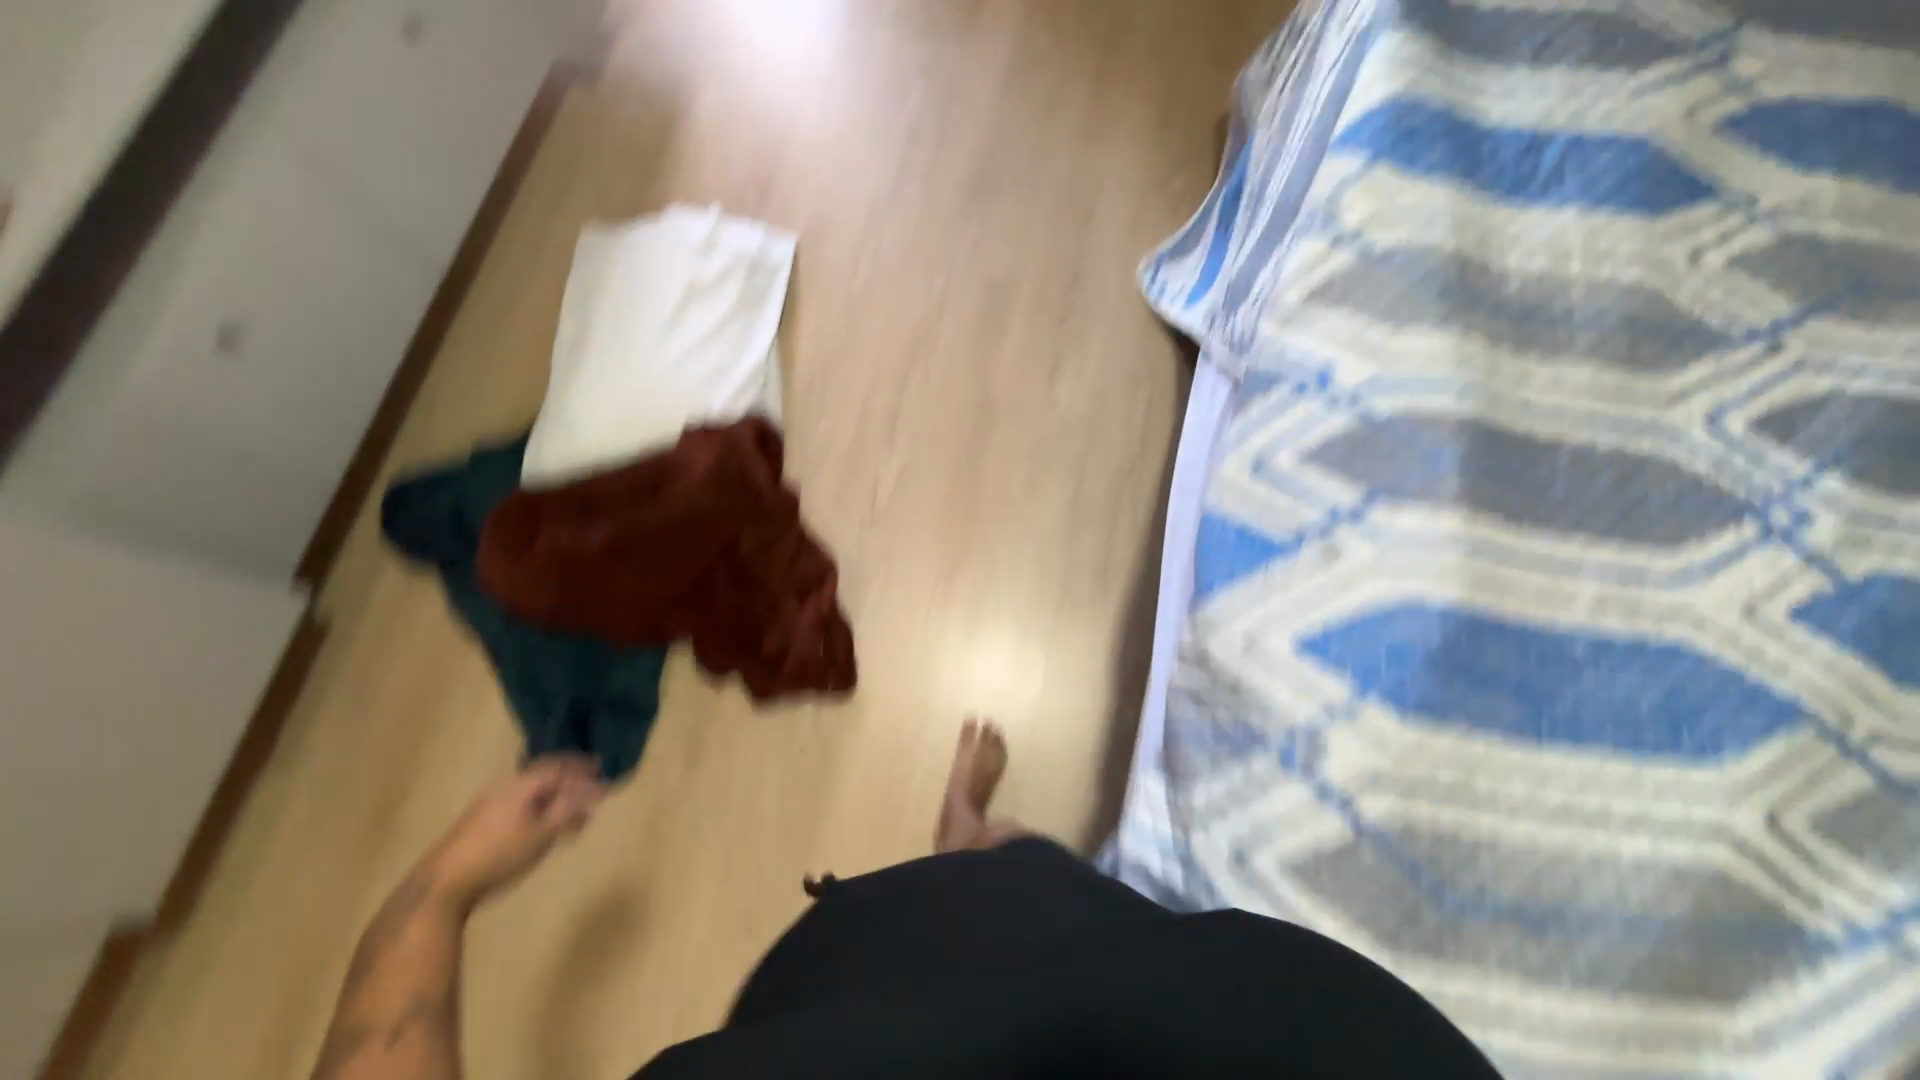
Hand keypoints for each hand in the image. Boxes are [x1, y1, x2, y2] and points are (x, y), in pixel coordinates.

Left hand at [419, 754, 606, 911]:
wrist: (443, 884)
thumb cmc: (499, 856)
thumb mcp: (542, 834)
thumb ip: (570, 810)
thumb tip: (596, 790)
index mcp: (522, 784)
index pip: (559, 767)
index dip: (583, 768)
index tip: (603, 771)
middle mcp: (505, 785)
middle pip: (544, 774)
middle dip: (569, 779)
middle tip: (589, 786)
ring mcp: (489, 802)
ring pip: (532, 790)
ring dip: (554, 795)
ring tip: (571, 810)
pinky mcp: (480, 820)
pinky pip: (520, 802)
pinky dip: (539, 806)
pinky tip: (543, 824)